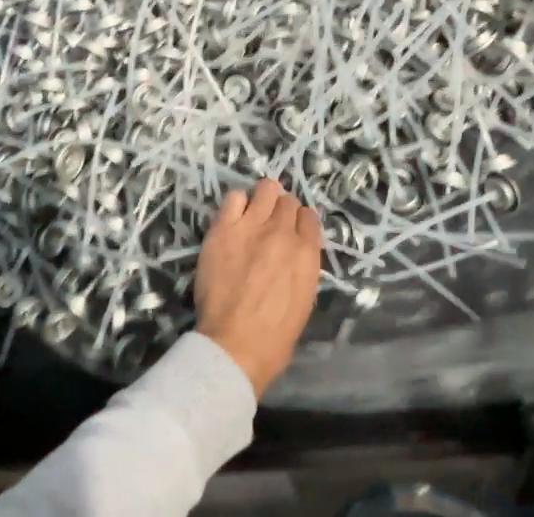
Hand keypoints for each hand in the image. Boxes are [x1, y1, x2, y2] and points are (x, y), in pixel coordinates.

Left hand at [193, 178, 322, 396]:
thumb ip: (302, 268)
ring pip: (265, 189)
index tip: (291, 230)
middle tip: (270, 224)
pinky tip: (233, 219)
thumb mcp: (304, 300)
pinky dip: (237, 204)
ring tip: (254, 213)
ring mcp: (252, 226)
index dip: (300, 222)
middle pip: (287, 201)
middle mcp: (283, 232)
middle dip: (281, 209)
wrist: (236, 342)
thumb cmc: (275, 336)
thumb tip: (294, 256)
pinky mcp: (223, 228)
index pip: (309, 217)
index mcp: (307, 254)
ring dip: (262, 198)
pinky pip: (234, 198)